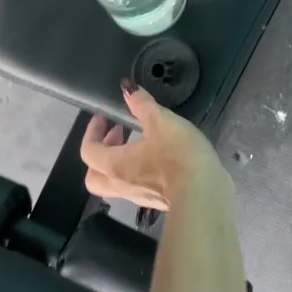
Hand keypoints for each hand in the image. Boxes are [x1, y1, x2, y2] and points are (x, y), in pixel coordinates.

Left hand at [79, 79, 228, 210]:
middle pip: (94, 175)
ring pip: (115, 183)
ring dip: (120, 162)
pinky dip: (138, 171)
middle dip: (101, 153)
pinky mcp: (156, 202)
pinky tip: (159, 158)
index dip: (92, 132)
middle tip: (118, 135)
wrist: (203, 194)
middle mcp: (121, 185)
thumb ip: (143, 104)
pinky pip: (136, 187)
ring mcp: (138, 197)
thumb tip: (128, 89)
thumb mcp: (161, 121)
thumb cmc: (177, 155)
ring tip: (140, 144)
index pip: (88, 151)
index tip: (104, 118)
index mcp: (115, 165)